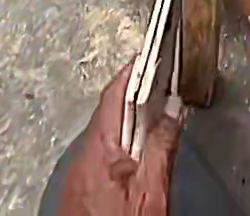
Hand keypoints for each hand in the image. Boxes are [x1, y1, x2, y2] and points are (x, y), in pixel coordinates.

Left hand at [53, 63, 184, 215]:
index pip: (113, 96)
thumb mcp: (152, 193)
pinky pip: (101, 156)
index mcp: (97, 154)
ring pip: (105, 135)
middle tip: (164, 81)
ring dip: (130, 120)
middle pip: (108, 114)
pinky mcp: (78, 198)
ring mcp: (76, 181)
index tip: (152, 52)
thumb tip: (173, 107)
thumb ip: (162, 145)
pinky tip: (140, 150)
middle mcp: (80, 162)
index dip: (133, 70)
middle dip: (136, 95)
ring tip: (157, 114)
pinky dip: (122, 143)